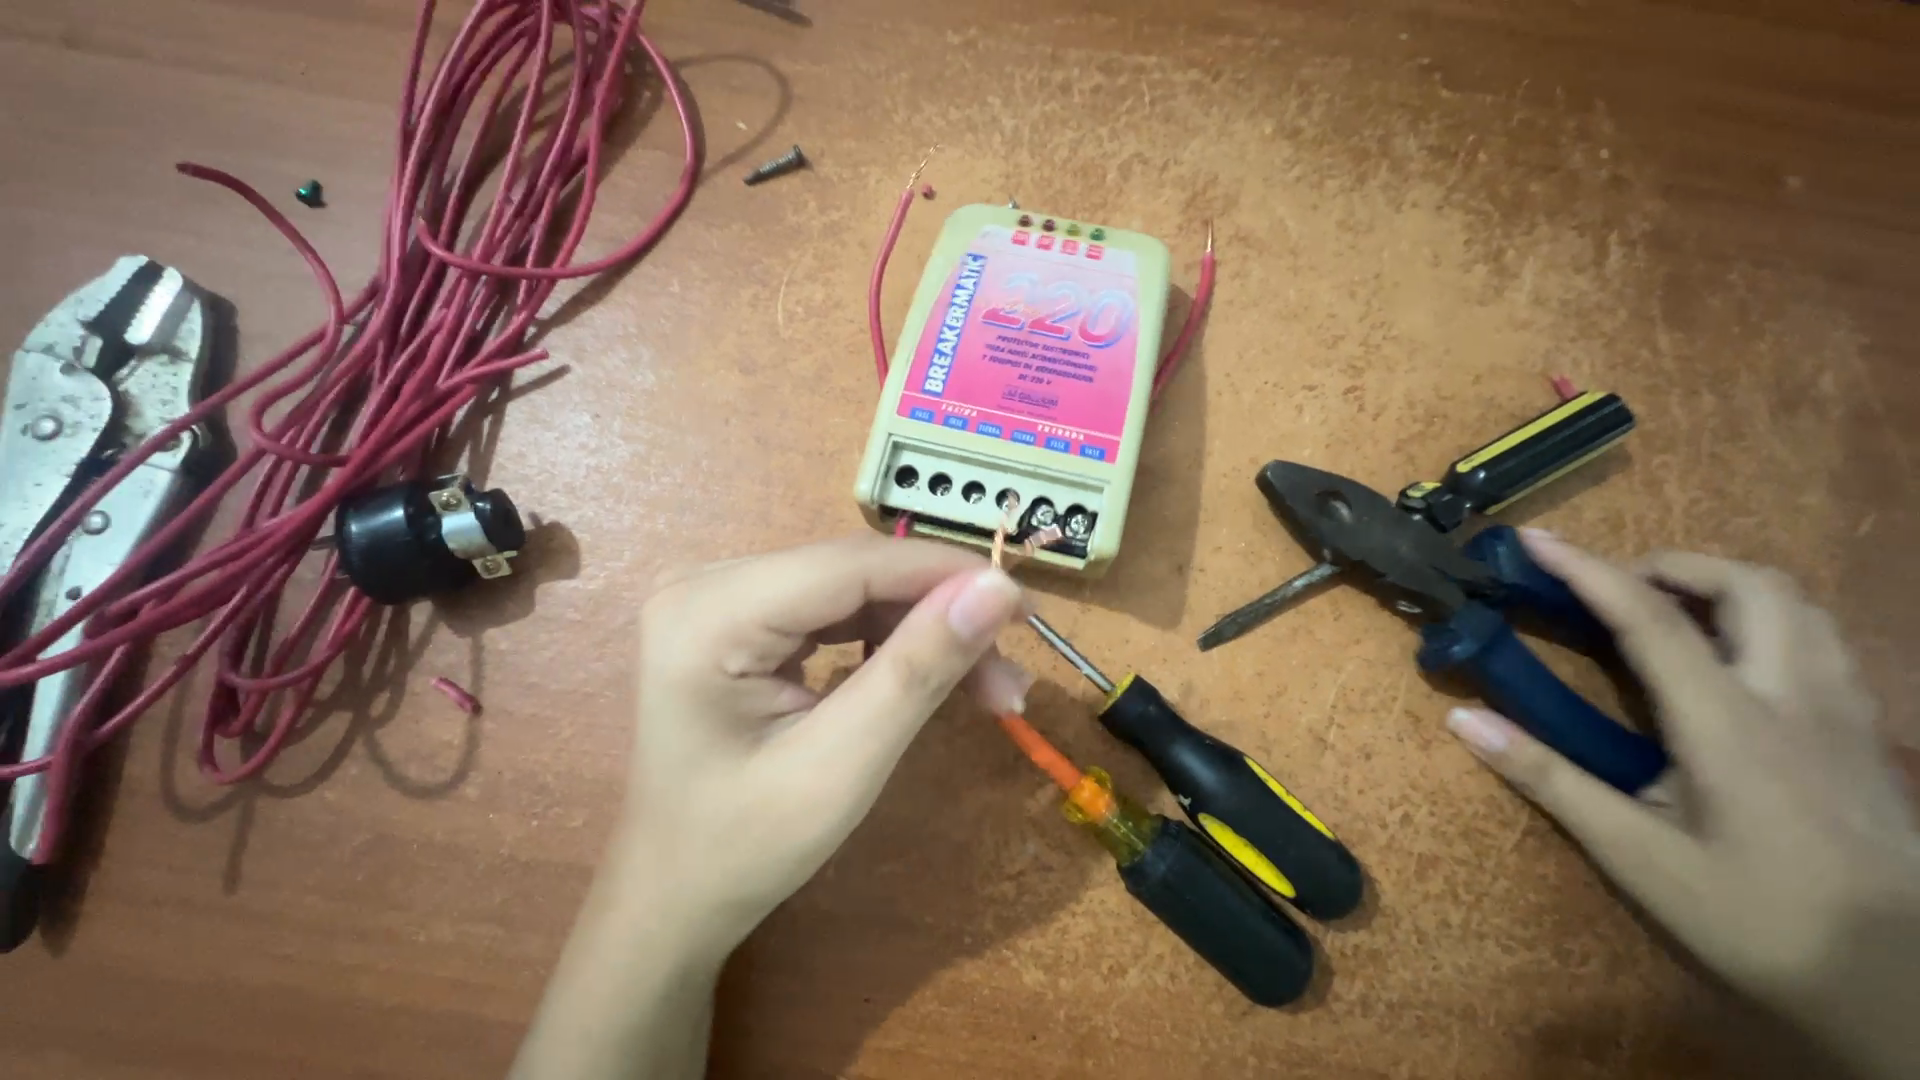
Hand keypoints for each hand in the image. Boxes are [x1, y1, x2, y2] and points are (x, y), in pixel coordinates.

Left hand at [622, 533, 1030, 950]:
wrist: (675, 897)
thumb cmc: (745, 848)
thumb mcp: (842, 764)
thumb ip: (917, 669)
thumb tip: (996, 588)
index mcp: (709, 612)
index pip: (850, 564)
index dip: (944, 574)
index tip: (1025, 608)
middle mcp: (706, 584)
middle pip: (854, 575)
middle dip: (938, 619)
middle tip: (1010, 679)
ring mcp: (719, 599)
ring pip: (854, 591)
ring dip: (923, 633)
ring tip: (989, 690)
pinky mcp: (740, 620)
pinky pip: (834, 612)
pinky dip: (890, 643)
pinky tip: (932, 676)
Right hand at [1444, 530, 1919, 1078]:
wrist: (1903, 988)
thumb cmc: (1755, 919)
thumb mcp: (1637, 857)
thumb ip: (1548, 779)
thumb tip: (1462, 719)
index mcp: (1730, 724)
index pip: (1652, 618)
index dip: (1587, 569)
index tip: (1534, 539)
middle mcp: (1795, 699)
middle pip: (1751, 586)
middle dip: (1674, 564)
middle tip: (1612, 584)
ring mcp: (1845, 714)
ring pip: (1801, 606)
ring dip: (1726, 584)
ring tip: (1667, 607)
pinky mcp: (1867, 735)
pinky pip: (1823, 641)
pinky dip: (1767, 618)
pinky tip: (1731, 658)